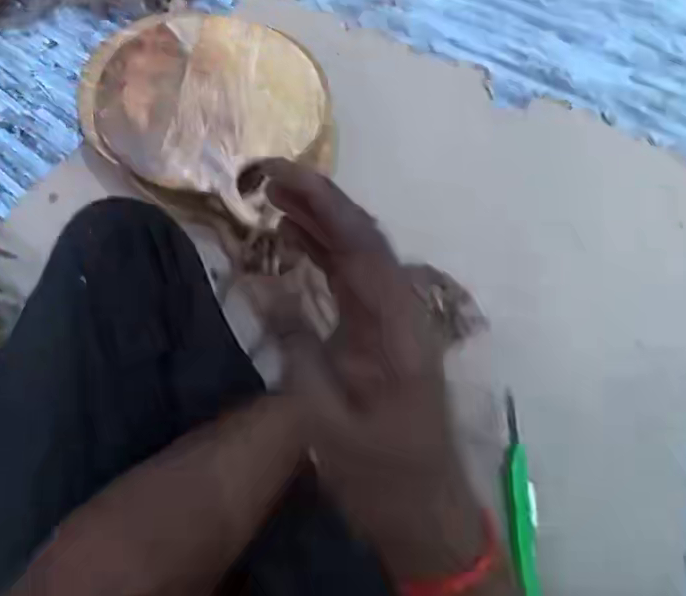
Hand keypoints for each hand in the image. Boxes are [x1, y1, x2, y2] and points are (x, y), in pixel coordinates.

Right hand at [249, 160, 492, 583]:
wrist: (425, 511)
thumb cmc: (377, 471)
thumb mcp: (323, 417)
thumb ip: (295, 344)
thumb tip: (260, 283)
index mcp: (394, 321)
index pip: (358, 241)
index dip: (320, 200)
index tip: (279, 173)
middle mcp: (399, 304)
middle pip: (359, 234)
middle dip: (314, 198)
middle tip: (265, 174)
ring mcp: (392, 312)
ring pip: (354, 248)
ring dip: (316, 217)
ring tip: (271, 193)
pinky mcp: (380, 323)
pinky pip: (350, 271)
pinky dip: (320, 247)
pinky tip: (291, 235)